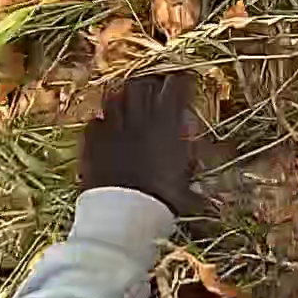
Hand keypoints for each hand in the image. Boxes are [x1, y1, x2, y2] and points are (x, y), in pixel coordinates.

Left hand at [80, 73, 197, 215]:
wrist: (124, 213)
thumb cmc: (162, 196)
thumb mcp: (187, 175)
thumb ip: (193, 155)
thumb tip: (206, 148)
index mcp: (165, 120)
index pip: (174, 87)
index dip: (180, 84)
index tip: (185, 85)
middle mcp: (139, 116)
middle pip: (141, 85)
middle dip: (148, 85)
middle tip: (154, 93)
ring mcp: (112, 126)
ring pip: (115, 97)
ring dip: (122, 100)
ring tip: (128, 108)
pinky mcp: (92, 140)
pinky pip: (95, 122)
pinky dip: (101, 124)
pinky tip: (105, 130)